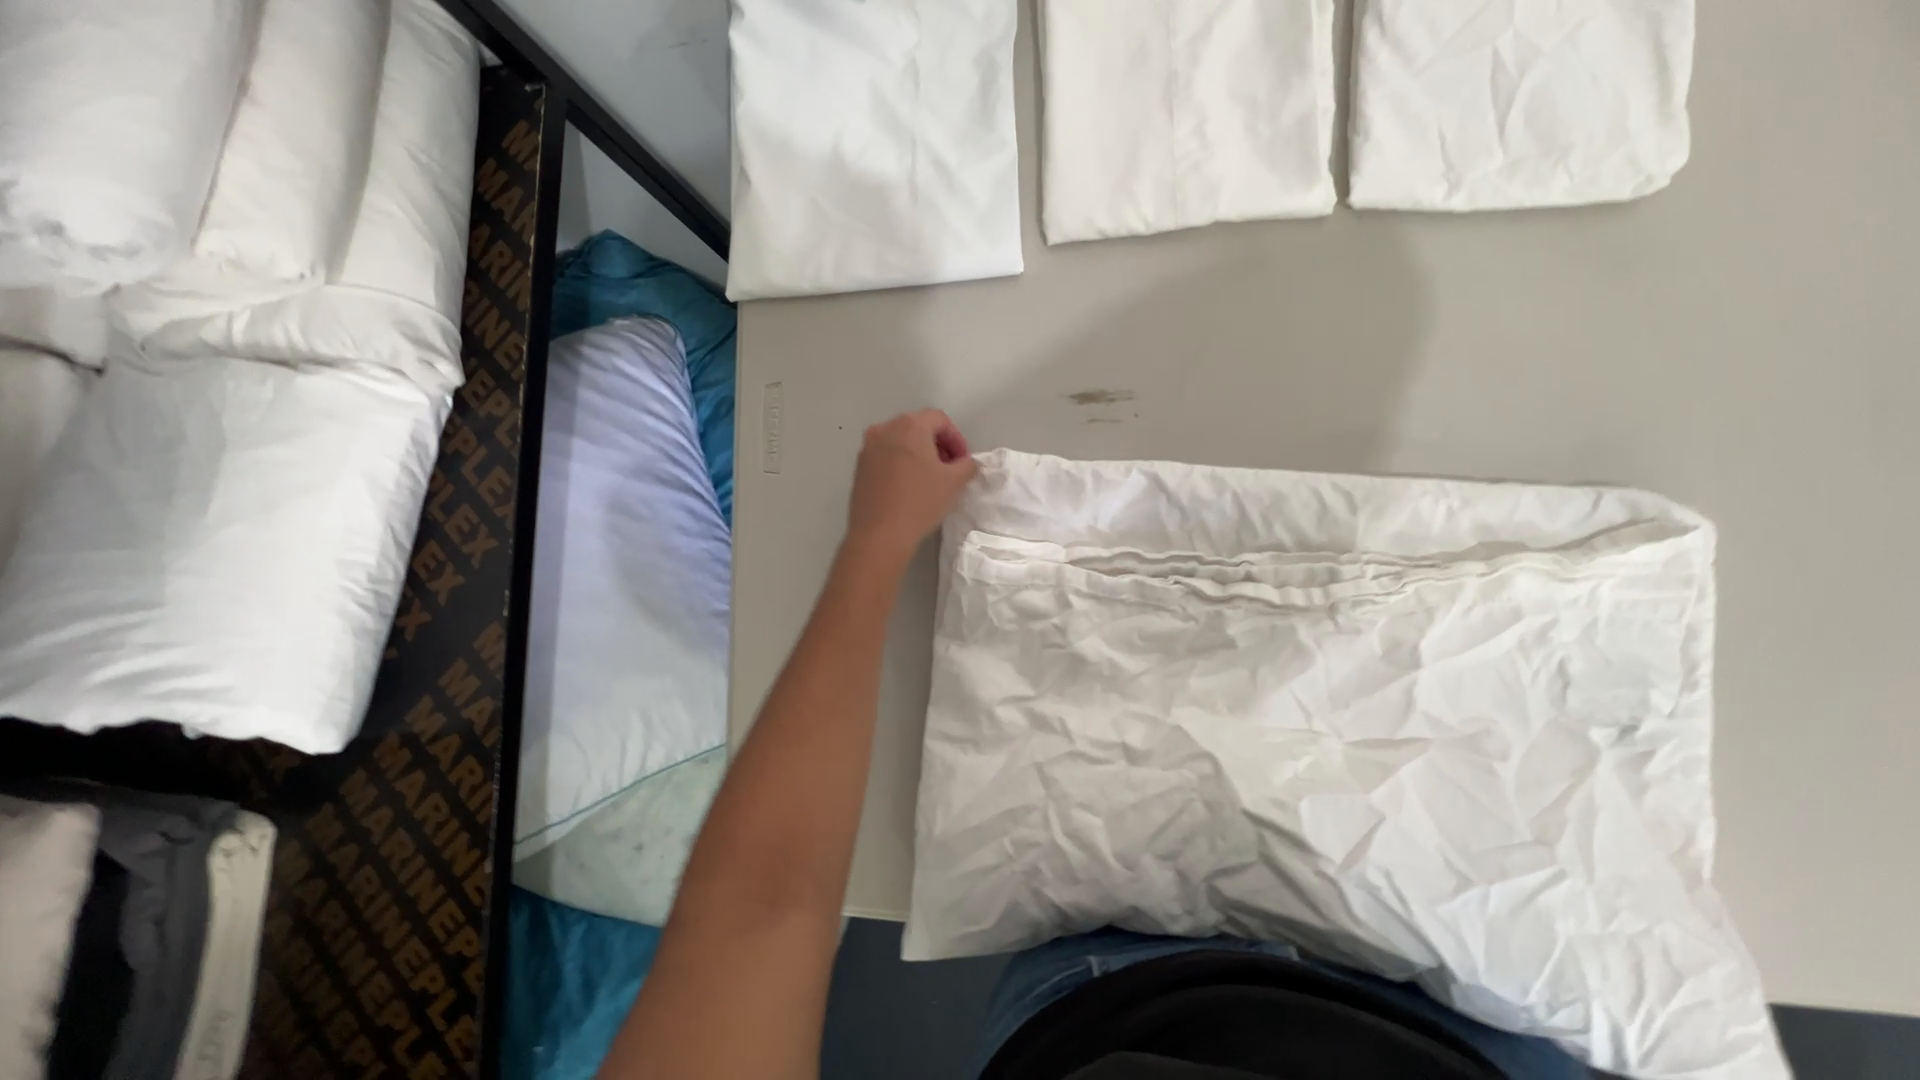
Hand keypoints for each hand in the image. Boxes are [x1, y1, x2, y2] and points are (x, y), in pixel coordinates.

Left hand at [844, 410, 977, 568]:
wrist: (879, 535)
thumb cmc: (920, 502)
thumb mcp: (954, 483)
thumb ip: (967, 465)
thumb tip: (966, 462)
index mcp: (909, 425)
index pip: (939, 420)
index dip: (956, 439)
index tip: (962, 462)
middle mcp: (884, 429)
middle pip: (917, 427)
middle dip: (936, 445)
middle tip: (948, 469)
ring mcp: (867, 448)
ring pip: (899, 442)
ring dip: (917, 454)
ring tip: (928, 479)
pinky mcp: (858, 468)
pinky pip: (885, 456)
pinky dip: (899, 464)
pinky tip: (907, 487)